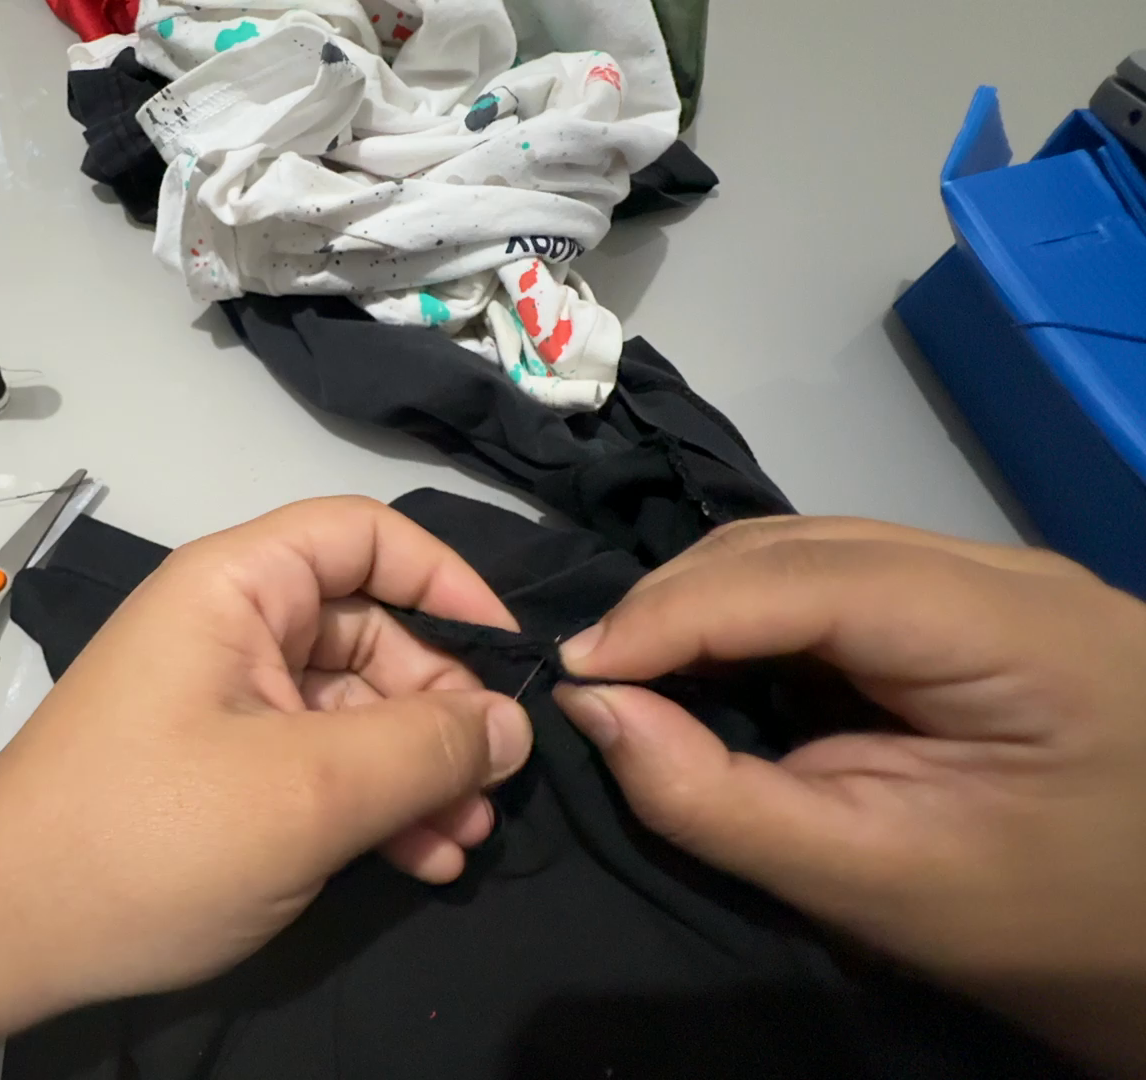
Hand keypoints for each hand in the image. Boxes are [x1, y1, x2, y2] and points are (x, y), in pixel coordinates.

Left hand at [0, 496, 532, 1010]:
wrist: (8, 927)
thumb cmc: (152, 834)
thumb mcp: (306, 790)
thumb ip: (423, 747)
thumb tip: (510, 723)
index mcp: (235, 587)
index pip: (361, 536)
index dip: (444, 580)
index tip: (507, 654)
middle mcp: (231, 625)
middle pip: (368, 628)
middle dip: (437, 707)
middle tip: (490, 788)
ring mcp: (226, 694)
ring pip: (351, 704)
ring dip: (413, 766)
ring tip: (461, 840)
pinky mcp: (223, 756)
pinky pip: (317, 754)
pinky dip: (369, 798)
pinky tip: (418, 857)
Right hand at [553, 517, 1145, 1070]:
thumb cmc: (1029, 923)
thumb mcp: (857, 880)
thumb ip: (706, 796)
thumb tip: (587, 702)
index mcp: (1027, 640)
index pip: (811, 581)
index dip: (673, 613)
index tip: (578, 669)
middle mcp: (999, 573)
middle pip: (784, 547)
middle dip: (666, 605)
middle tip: (596, 676)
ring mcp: (968, 573)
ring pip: (777, 547)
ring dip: (685, 602)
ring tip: (635, 668)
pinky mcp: (933, 592)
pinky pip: (791, 572)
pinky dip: (719, 609)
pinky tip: (696, 657)